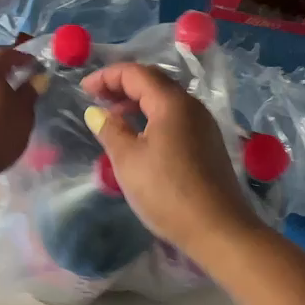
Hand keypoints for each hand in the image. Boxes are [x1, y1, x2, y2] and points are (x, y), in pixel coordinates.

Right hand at [81, 62, 258, 254]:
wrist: (219, 231)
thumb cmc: (168, 192)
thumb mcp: (128, 161)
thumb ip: (110, 130)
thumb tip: (96, 112)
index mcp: (171, 102)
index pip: (135, 73)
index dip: (106, 76)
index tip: (84, 90)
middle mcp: (191, 105)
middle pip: (153, 81)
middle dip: (122, 85)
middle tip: (97, 99)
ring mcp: (204, 124)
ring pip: (165, 99)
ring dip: (137, 102)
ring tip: (114, 119)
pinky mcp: (208, 143)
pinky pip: (175, 116)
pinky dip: (153, 116)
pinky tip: (141, 137)